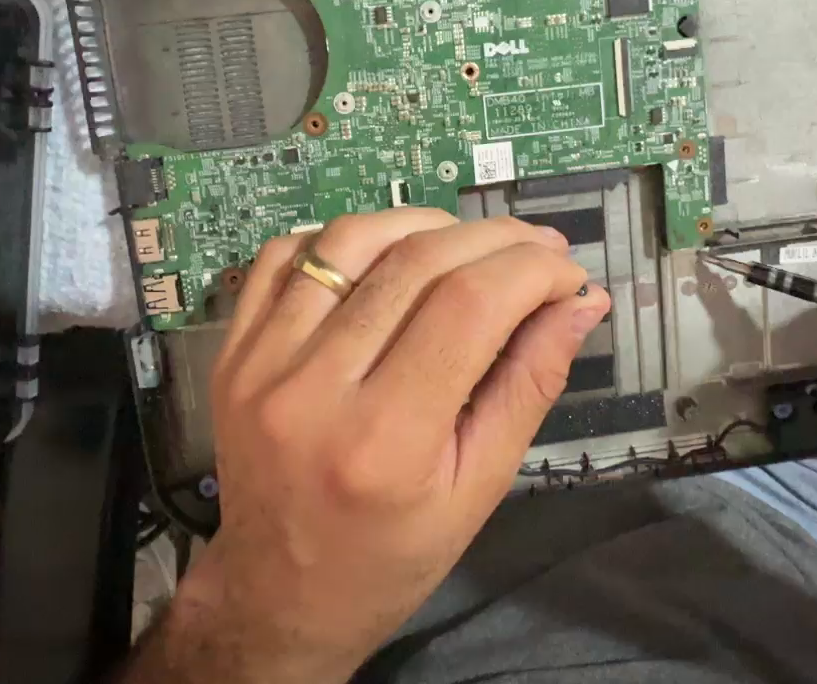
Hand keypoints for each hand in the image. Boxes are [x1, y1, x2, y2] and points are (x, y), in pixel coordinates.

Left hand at [124, 209, 608, 683]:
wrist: (279, 592)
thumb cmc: (392, 556)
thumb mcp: (479, 487)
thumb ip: (531, 384)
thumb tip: (581, 301)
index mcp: (384, 441)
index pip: (469, 306)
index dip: (531, 270)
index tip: (566, 272)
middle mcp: (312, 389)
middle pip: (417, 262)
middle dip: (495, 239)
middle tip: (536, 248)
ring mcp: (261, 361)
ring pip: (352, 240)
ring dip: (424, 224)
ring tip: (469, 242)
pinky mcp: (235, 348)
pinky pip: (288, 254)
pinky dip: (347, 236)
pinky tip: (388, 250)